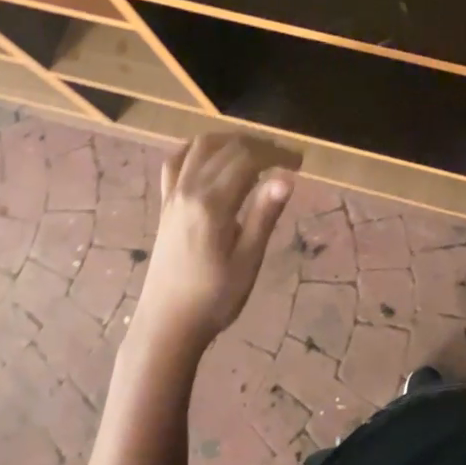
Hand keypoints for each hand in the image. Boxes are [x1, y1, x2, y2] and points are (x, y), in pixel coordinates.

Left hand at [134, 132, 298, 350]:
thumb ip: (264, 215)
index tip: (300, 162)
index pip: (248, 159)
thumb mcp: (247, 261)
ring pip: (199, 147)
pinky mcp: (165, 204)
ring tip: (255, 153)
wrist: (167, 323)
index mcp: (212, 203)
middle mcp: (189, 189)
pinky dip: (196, 150)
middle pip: (225, 147)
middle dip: (258, 145)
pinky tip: (211, 157)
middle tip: (285, 158)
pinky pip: (176, 161)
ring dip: (229, 141)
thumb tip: (287, 178)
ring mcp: (172, 194)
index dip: (276, 153)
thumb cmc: (214, 298)